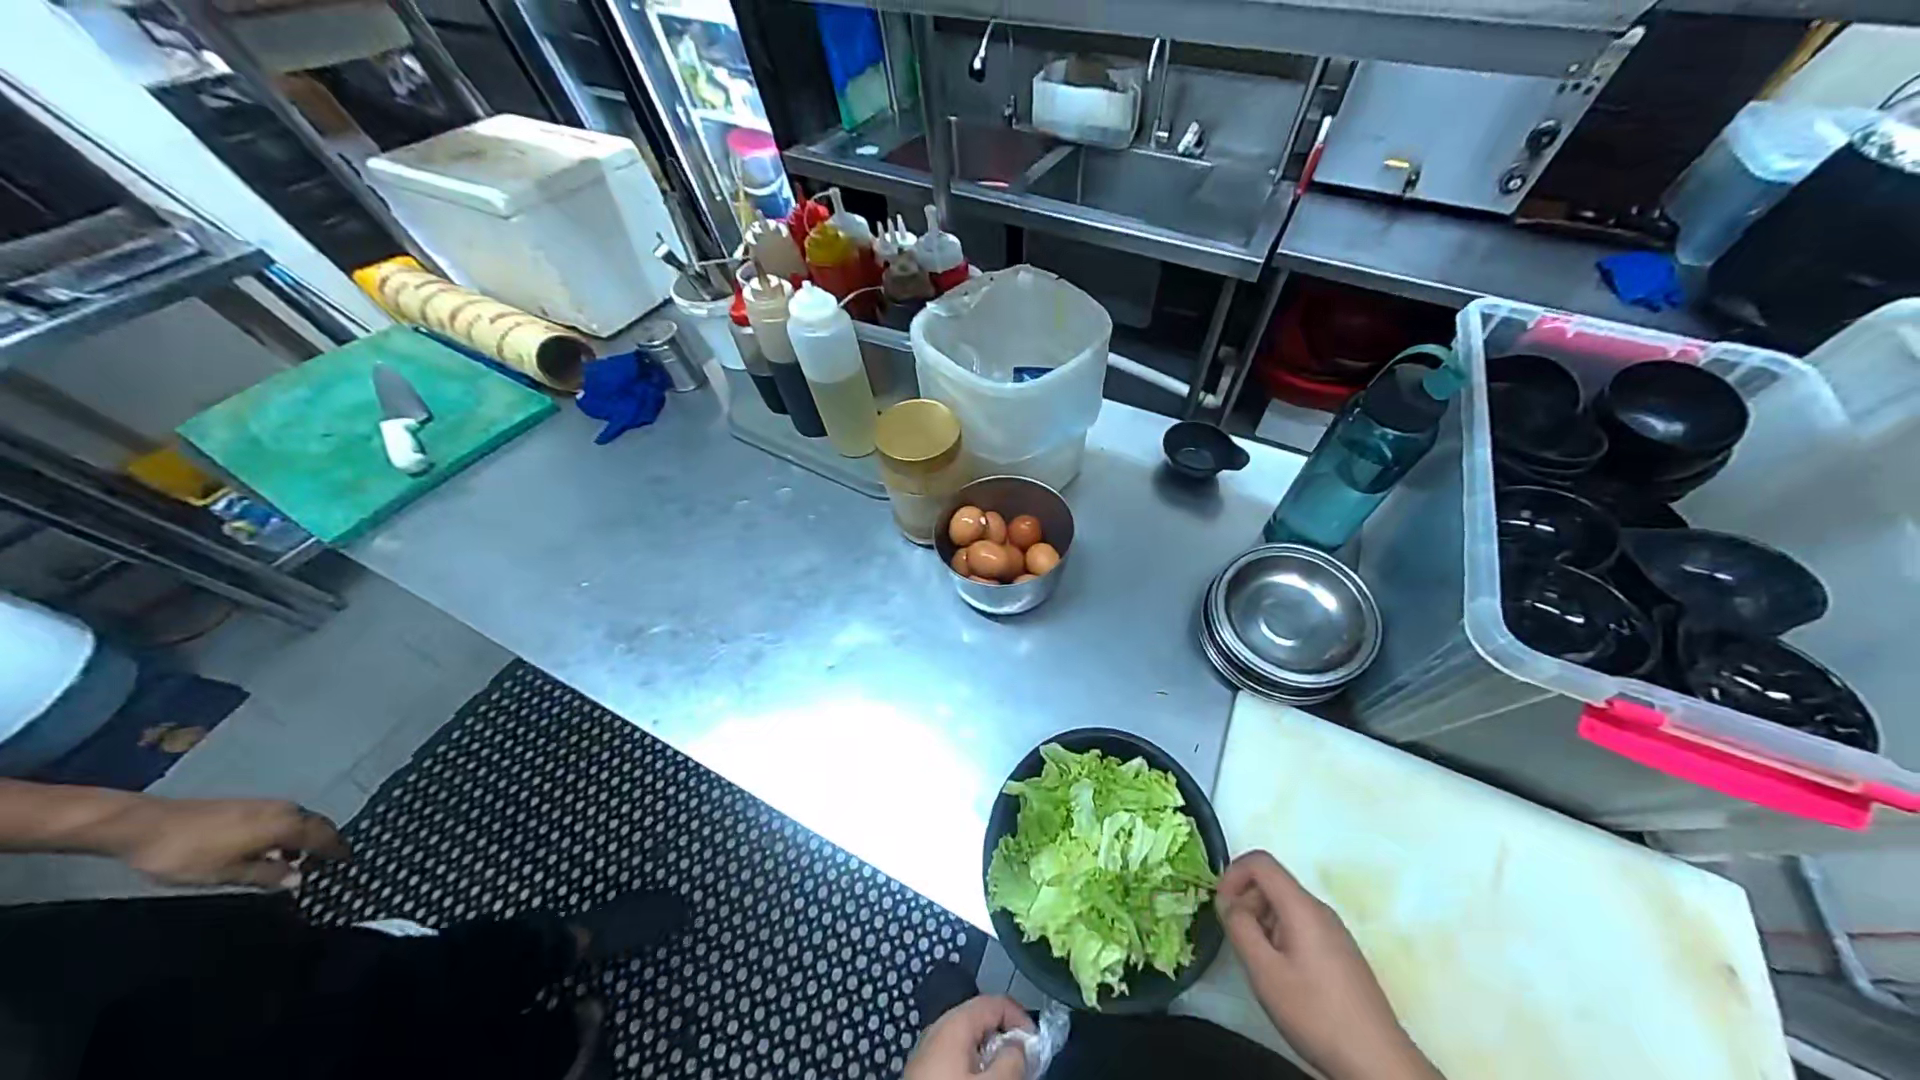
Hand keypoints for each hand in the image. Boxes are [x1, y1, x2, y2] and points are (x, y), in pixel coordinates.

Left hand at [102, 796, 349, 887]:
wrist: (148, 825)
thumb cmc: (191, 854)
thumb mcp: (227, 873)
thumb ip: (266, 875)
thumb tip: (298, 878)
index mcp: (287, 825)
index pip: (325, 837)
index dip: (338, 850)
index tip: (348, 862)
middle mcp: (287, 810)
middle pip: (318, 825)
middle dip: (326, 842)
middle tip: (327, 861)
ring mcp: (269, 805)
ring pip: (302, 820)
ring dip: (307, 837)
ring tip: (299, 858)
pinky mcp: (253, 805)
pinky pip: (287, 818)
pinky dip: (291, 832)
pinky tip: (274, 847)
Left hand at [904, 995, 1032, 1079]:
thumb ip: (1012, 1061)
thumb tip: (1018, 1046)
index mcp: (954, 1023)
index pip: (995, 1003)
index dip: (1021, 1020)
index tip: (1037, 1048)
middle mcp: (938, 1030)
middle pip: (981, 1020)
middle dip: (1006, 1039)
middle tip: (1025, 1066)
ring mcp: (927, 1052)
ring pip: (968, 1042)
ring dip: (990, 1057)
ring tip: (1005, 1079)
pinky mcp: (922, 1074)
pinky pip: (955, 1060)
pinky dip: (973, 1068)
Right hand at [1216, 851, 1442, 1079]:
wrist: (1378, 1063)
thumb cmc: (1316, 1013)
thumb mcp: (1264, 971)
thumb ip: (1239, 926)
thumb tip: (1228, 900)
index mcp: (1302, 907)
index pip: (1260, 861)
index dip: (1233, 874)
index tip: (1222, 908)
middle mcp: (1320, 910)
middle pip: (1272, 883)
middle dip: (1246, 903)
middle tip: (1240, 944)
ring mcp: (1334, 932)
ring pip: (1284, 907)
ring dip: (1262, 924)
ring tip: (1262, 966)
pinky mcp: (1340, 953)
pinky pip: (1300, 926)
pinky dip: (1279, 938)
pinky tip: (1284, 977)